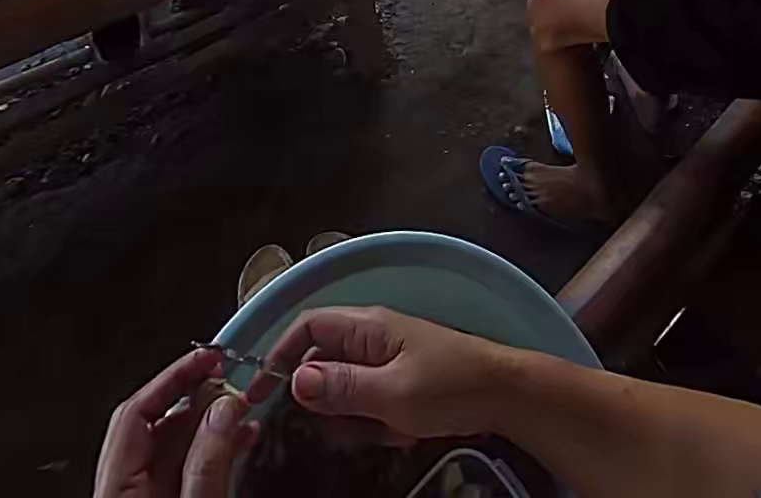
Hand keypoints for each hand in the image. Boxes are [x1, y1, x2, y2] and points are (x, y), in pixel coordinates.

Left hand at [93, 347, 261, 497]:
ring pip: (174, 445)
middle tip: (229, 380)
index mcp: (117, 494)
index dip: (173, 377)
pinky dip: (214, 447)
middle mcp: (124, 493)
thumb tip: (223, 407)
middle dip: (198, 395)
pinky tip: (241, 438)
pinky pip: (187, 468)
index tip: (209, 358)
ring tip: (242, 408)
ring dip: (212, 420)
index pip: (135, 412)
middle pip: (156, 424)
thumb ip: (207, 463)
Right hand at [262, 307, 514, 439]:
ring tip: (369, 432)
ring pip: (342, 385)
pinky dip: (369, 421)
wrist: (500, 393)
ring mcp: (384, 359)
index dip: (281, 353)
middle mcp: (370, 337)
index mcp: (366, 327)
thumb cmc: (447, 385)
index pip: (309, 326)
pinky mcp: (397, 382)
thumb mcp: (392, 393)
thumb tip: (294, 380)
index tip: (260, 392)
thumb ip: (342, 387)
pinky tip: (393, 434)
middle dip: (315, 395)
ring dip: (346, 414)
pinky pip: (366, 400)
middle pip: (321, 358)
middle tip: (316, 430)